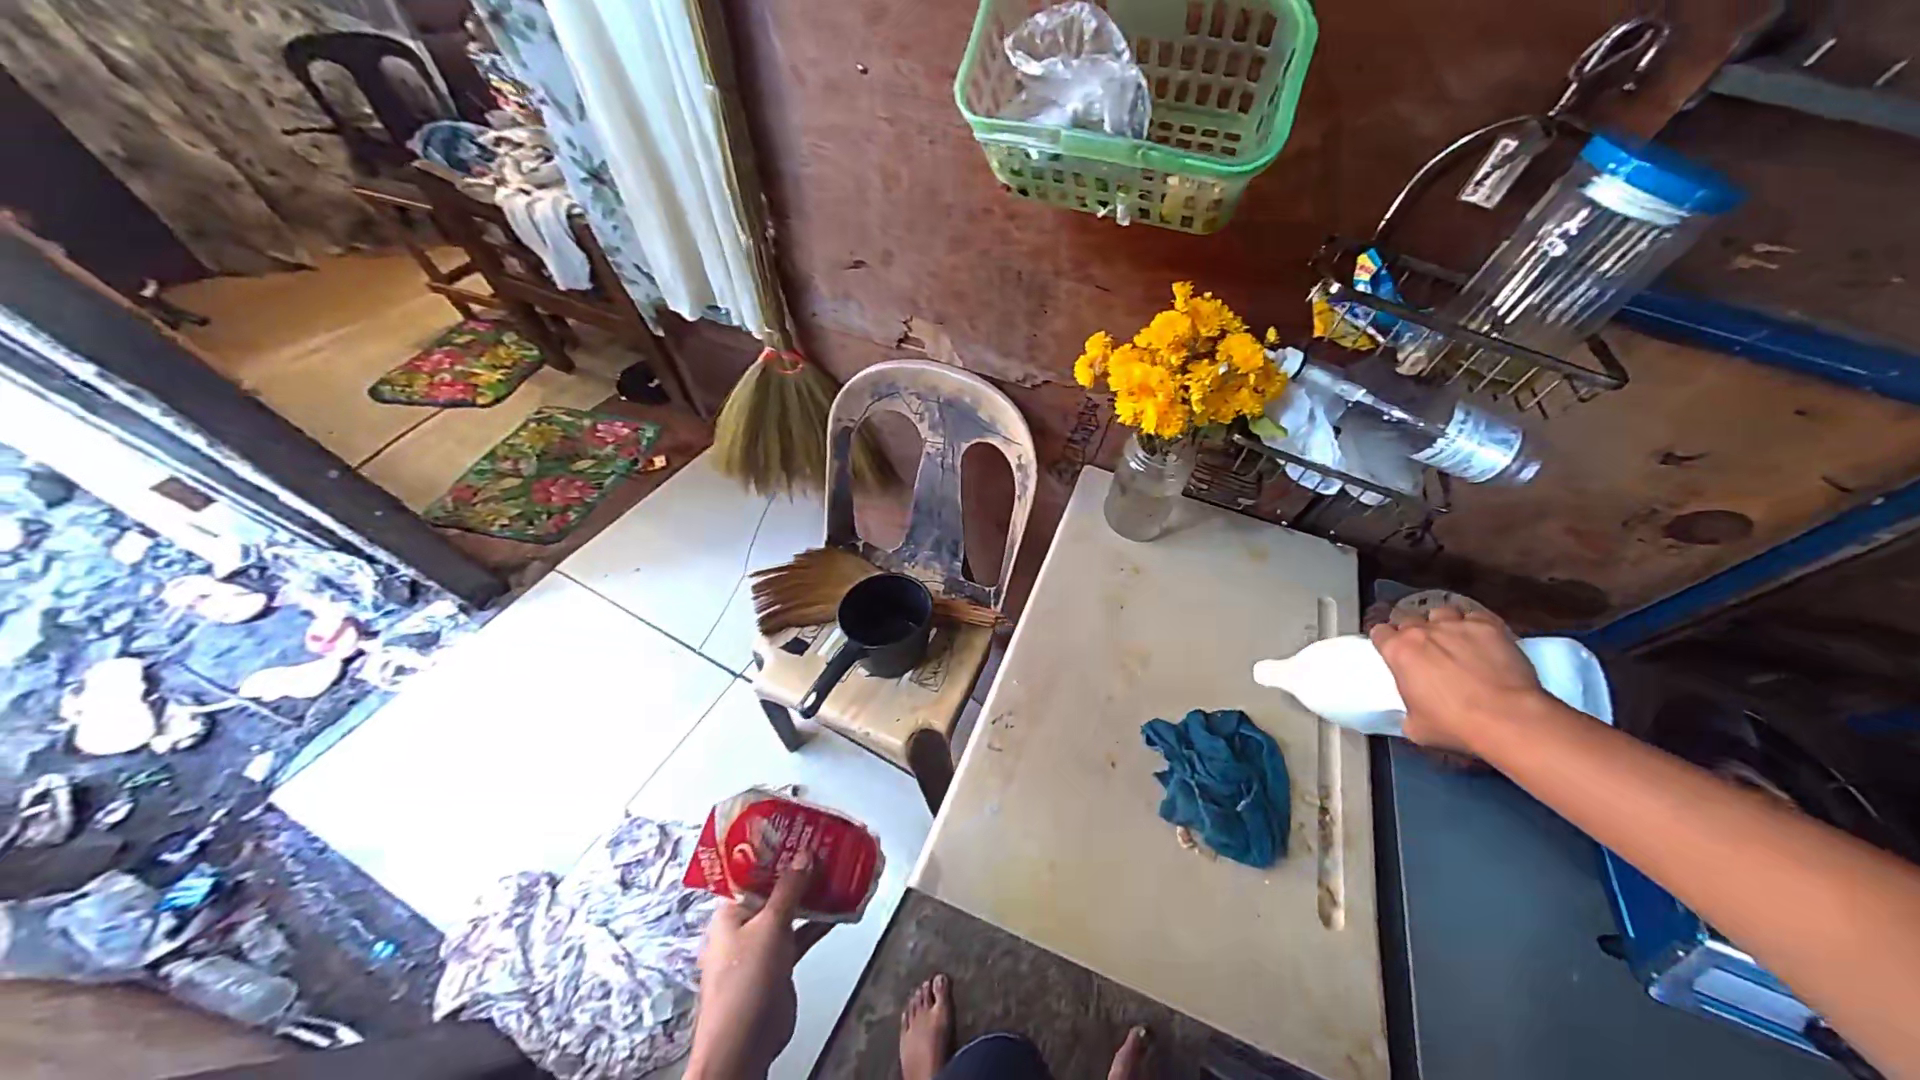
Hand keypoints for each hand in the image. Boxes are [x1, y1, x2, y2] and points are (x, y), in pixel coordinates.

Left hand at [686, 852, 832, 1079]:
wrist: (744, 1045)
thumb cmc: (746, 980)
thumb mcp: (769, 927)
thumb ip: (789, 889)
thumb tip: (804, 854)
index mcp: (731, 910)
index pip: (752, 870)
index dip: (776, 850)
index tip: (800, 830)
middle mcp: (746, 922)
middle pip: (776, 887)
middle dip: (801, 870)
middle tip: (828, 845)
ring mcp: (764, 943)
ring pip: (792, 909)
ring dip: (814, 894)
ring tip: (841, 868)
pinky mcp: (781, 962)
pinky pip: (802, 933)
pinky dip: (820, 921)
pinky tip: (843, 907)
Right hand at [1368, 605, 1545, 752]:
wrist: (1508, 719)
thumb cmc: (1455, 725)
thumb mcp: (1415, 726)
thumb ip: (1406, 708)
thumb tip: (1412, 711)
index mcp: (1398, 651)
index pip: (1379, 632)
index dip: (1386, 641)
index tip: (1394, 651)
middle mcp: (1422, 631)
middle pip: (1409, 619)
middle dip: (1413, 632)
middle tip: (1425, 650)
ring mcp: (1456, 625)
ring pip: (1441, 613)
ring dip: (1442, 624)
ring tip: (1453, 640)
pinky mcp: (1488, 626)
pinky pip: (1475, 616)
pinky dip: (1474, 625)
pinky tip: (1481, 639)